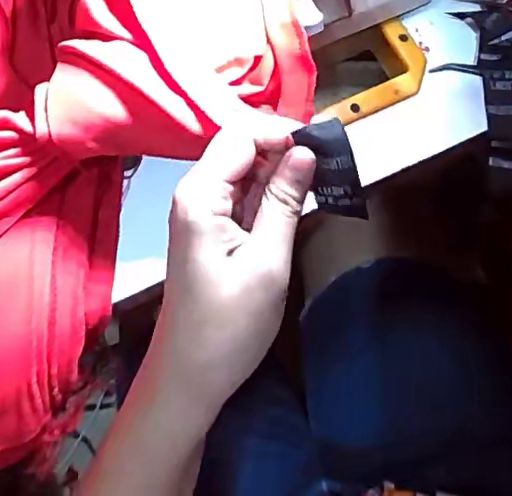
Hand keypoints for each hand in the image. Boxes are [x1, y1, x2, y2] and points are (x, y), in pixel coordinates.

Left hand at [153, 118, 317, 412]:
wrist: (188, 379)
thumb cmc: (227, 327)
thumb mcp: (267, 262)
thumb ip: (285, 201)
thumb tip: (306, 151)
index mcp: (200, 194)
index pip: (241, 135)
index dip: (281, 132)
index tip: (321, 145)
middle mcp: (195, 190)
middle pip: (239, 144)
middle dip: (281, 145)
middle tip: (324, 160)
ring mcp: (201, 207)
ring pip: (243, 165)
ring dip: (278, 166)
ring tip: (317, 174)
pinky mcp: (210, 223)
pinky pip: (242, 189)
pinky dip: (269, 187)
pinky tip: (294, 196)